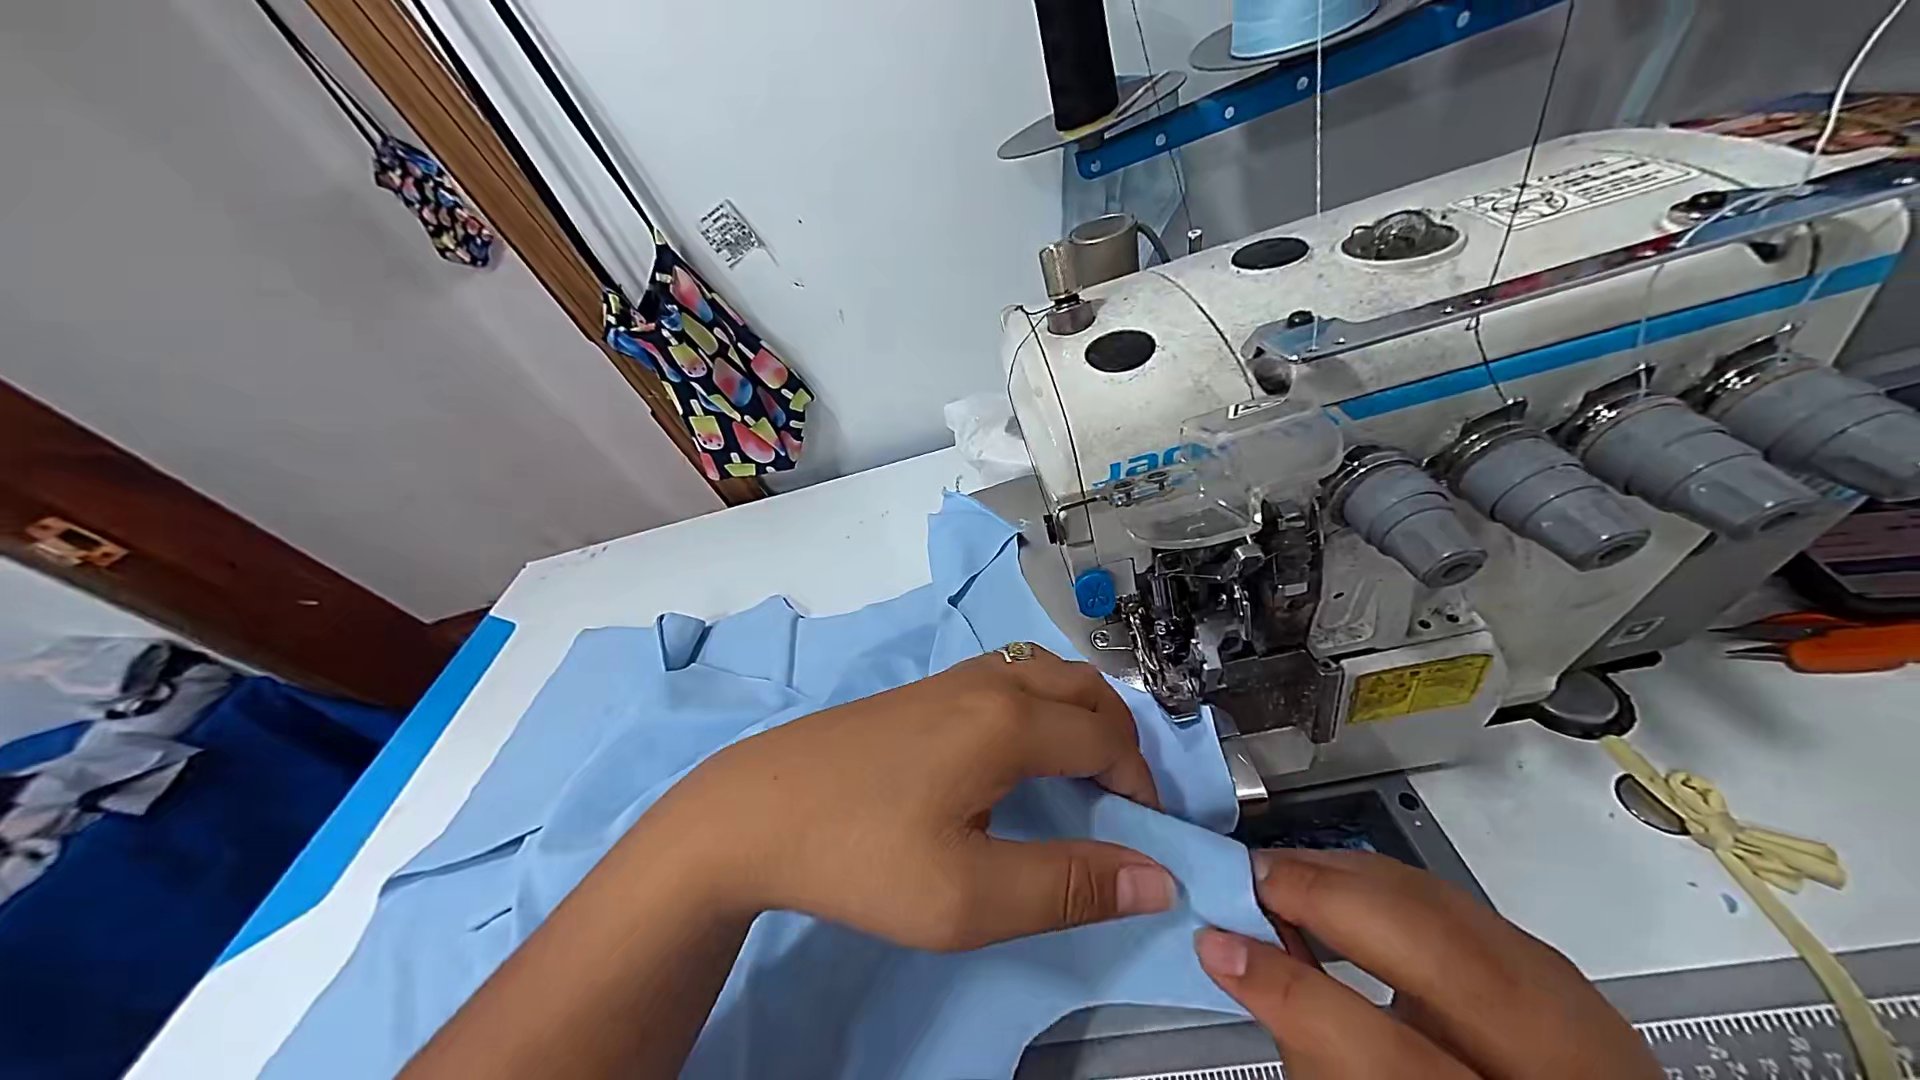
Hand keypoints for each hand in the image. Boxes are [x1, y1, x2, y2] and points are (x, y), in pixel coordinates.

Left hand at [636, 646, 1177, 950]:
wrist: (756, 810)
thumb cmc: (863, 855)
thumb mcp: (968, 897)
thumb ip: (1068, 887)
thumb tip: (1156, 879)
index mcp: (1009, 722)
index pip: (1108, 741)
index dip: (1139, 787)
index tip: (1140, 837)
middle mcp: (990, 683)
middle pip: (1087, 691)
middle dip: (1119, 741)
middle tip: (1115, 802)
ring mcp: (953, 677)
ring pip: (1048, 673)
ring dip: (1081, 715)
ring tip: (1077, 773)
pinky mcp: (926, 687)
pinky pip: (1011, 676)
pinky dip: (1043, 703)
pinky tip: (1017, 750)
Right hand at [1194, 849, 1659, 1078]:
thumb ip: (1310, 1045)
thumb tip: (1242, 954)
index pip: (1400, 1059)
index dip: (1296, 993)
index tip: (1219, 945)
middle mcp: (1569, 1063)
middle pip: (1441, 948)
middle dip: (1326, 896)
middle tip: (1246, 877)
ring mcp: (1575, 1008)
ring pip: (1446, 905)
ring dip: (1344, 876)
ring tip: (1277, 872)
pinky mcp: (1549, 962)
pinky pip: (1451, 898)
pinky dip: (1378, 882)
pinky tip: (1332, 881)